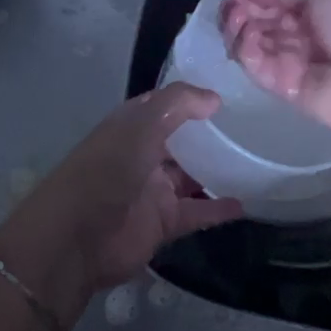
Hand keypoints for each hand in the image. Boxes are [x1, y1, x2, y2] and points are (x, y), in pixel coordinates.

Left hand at [0, 83, 242, 322]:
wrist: (77, 237)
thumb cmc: (107, 169)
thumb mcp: (141, 125)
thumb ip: (178, 104)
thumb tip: (214, 98)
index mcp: (131, 127)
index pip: (163, 106)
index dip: (189, 99)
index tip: (226, 93)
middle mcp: (143, 155)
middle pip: (180, 141)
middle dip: (207, 135)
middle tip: (248, 128)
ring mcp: (153, 190)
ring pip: (190, 176)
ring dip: (216, 171)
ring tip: (253, 162)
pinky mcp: (163, 223)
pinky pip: (197, 212)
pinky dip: (218, 209)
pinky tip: (245, 204)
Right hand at [221, 0, 330, 137]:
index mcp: (310, 7)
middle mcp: (297, 33)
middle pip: (255, 20)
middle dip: (239, 10)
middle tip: (234, 6)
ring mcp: (289, 61)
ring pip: (250, 43)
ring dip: (238, 28)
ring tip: (238, 20)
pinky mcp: (283, 88)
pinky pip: (257, 67)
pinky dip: (246, 51)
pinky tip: (247, 39)